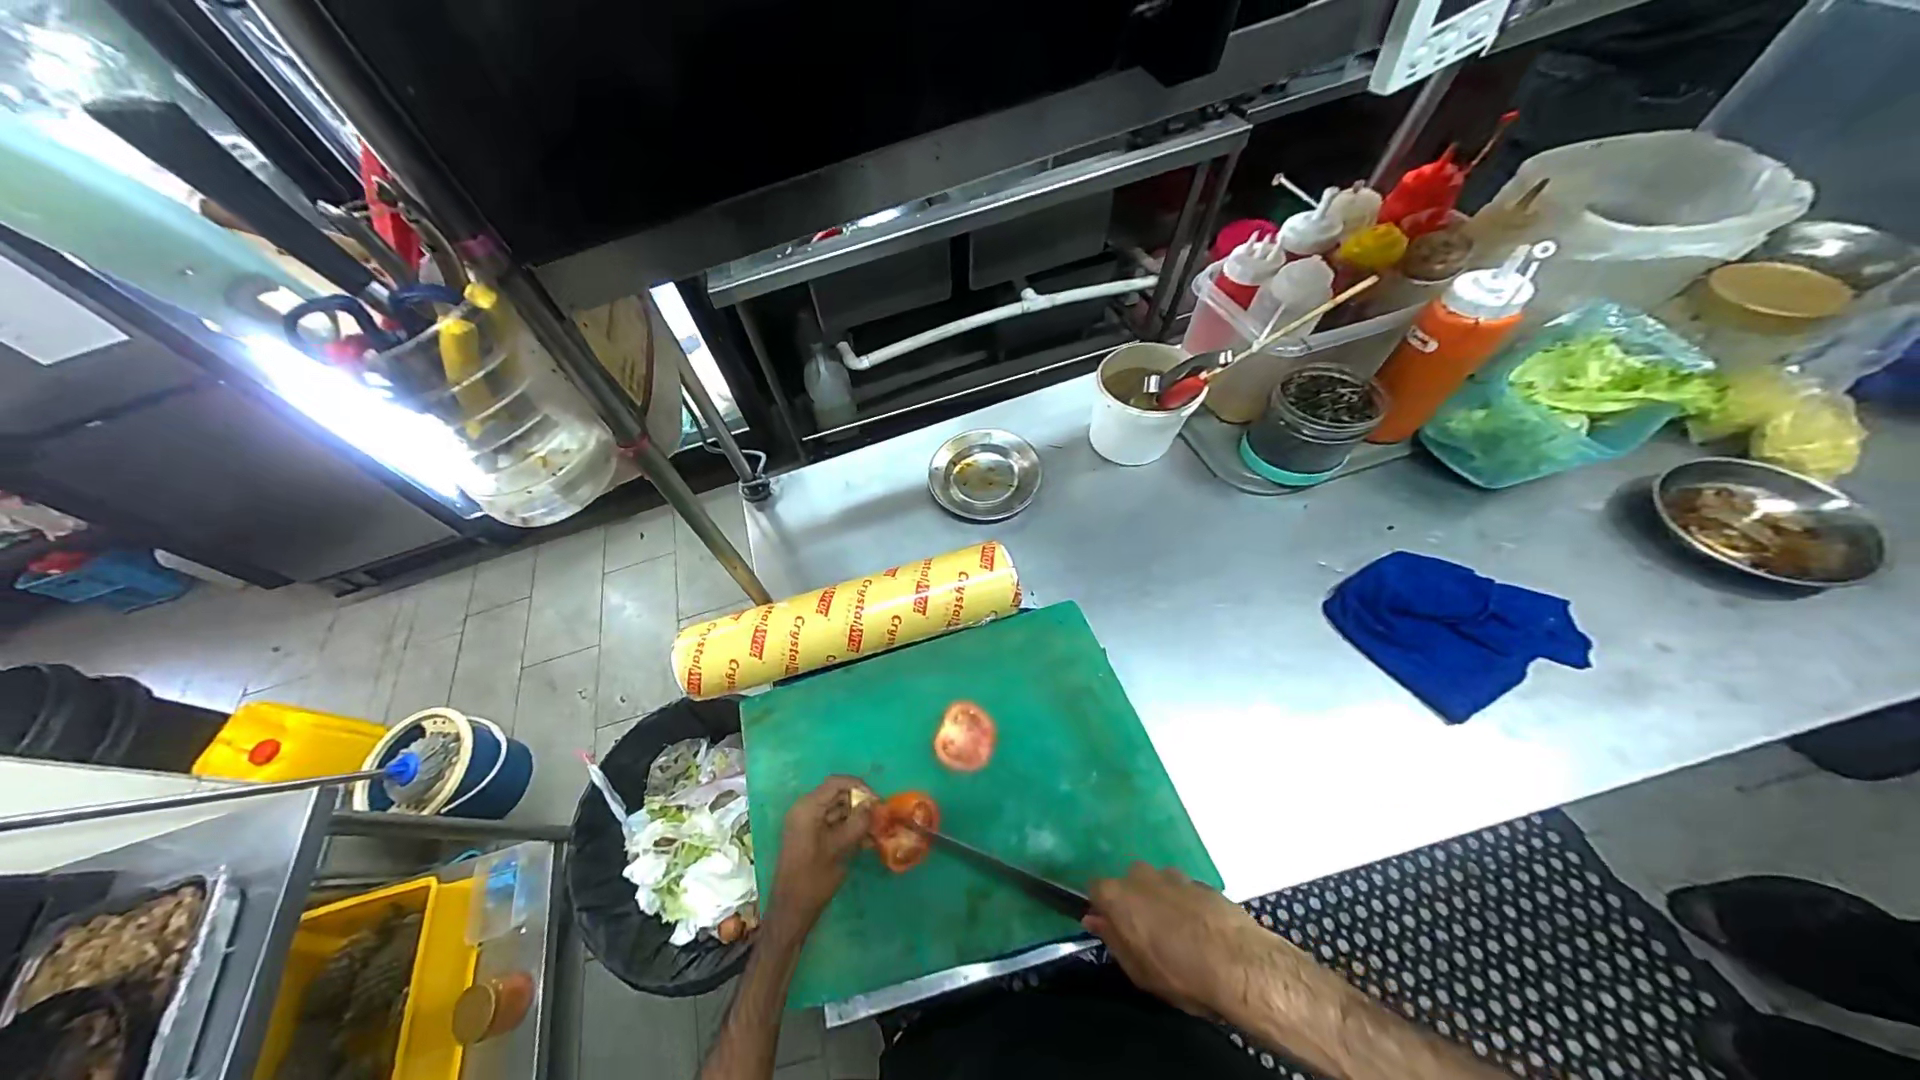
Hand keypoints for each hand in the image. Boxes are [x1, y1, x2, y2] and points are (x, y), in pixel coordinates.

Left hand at [769, 775, 873, 927]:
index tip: (878, 801)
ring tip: (876, 831)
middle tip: (880, 817)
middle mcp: (804, 809)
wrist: (791, 910)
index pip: (837, 783)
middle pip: (837, 794)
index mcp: (807, 808)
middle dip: (860, 803)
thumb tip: (873, 805)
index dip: (860, 786)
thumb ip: (858, 823)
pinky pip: (832, 823)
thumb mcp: (840, 848)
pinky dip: (848, 828)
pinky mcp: (809, 835)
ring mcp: (806, 822)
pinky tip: (865, 841)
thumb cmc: (813, 879)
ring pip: (836, 809)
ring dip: (856, 817)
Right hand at [1084, 862, 1265, 1016]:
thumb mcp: (1137, 970)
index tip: (1112, 929)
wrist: (1239, 964)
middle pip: (1128, 885)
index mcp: (1118, 894)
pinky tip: (1200, 933)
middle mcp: (1141, 875)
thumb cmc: (1180, 973)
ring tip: (1179, 937)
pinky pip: (1183, 892)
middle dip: (1133, 905)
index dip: (1102, 910)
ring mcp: (1173, 875)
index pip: (1095, 890)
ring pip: (1157, 886)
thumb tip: (1095, 919)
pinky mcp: (1201, 882)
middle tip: (1147, 937)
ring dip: (1161, 904)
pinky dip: (1186, 907)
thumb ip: (1112, 939)